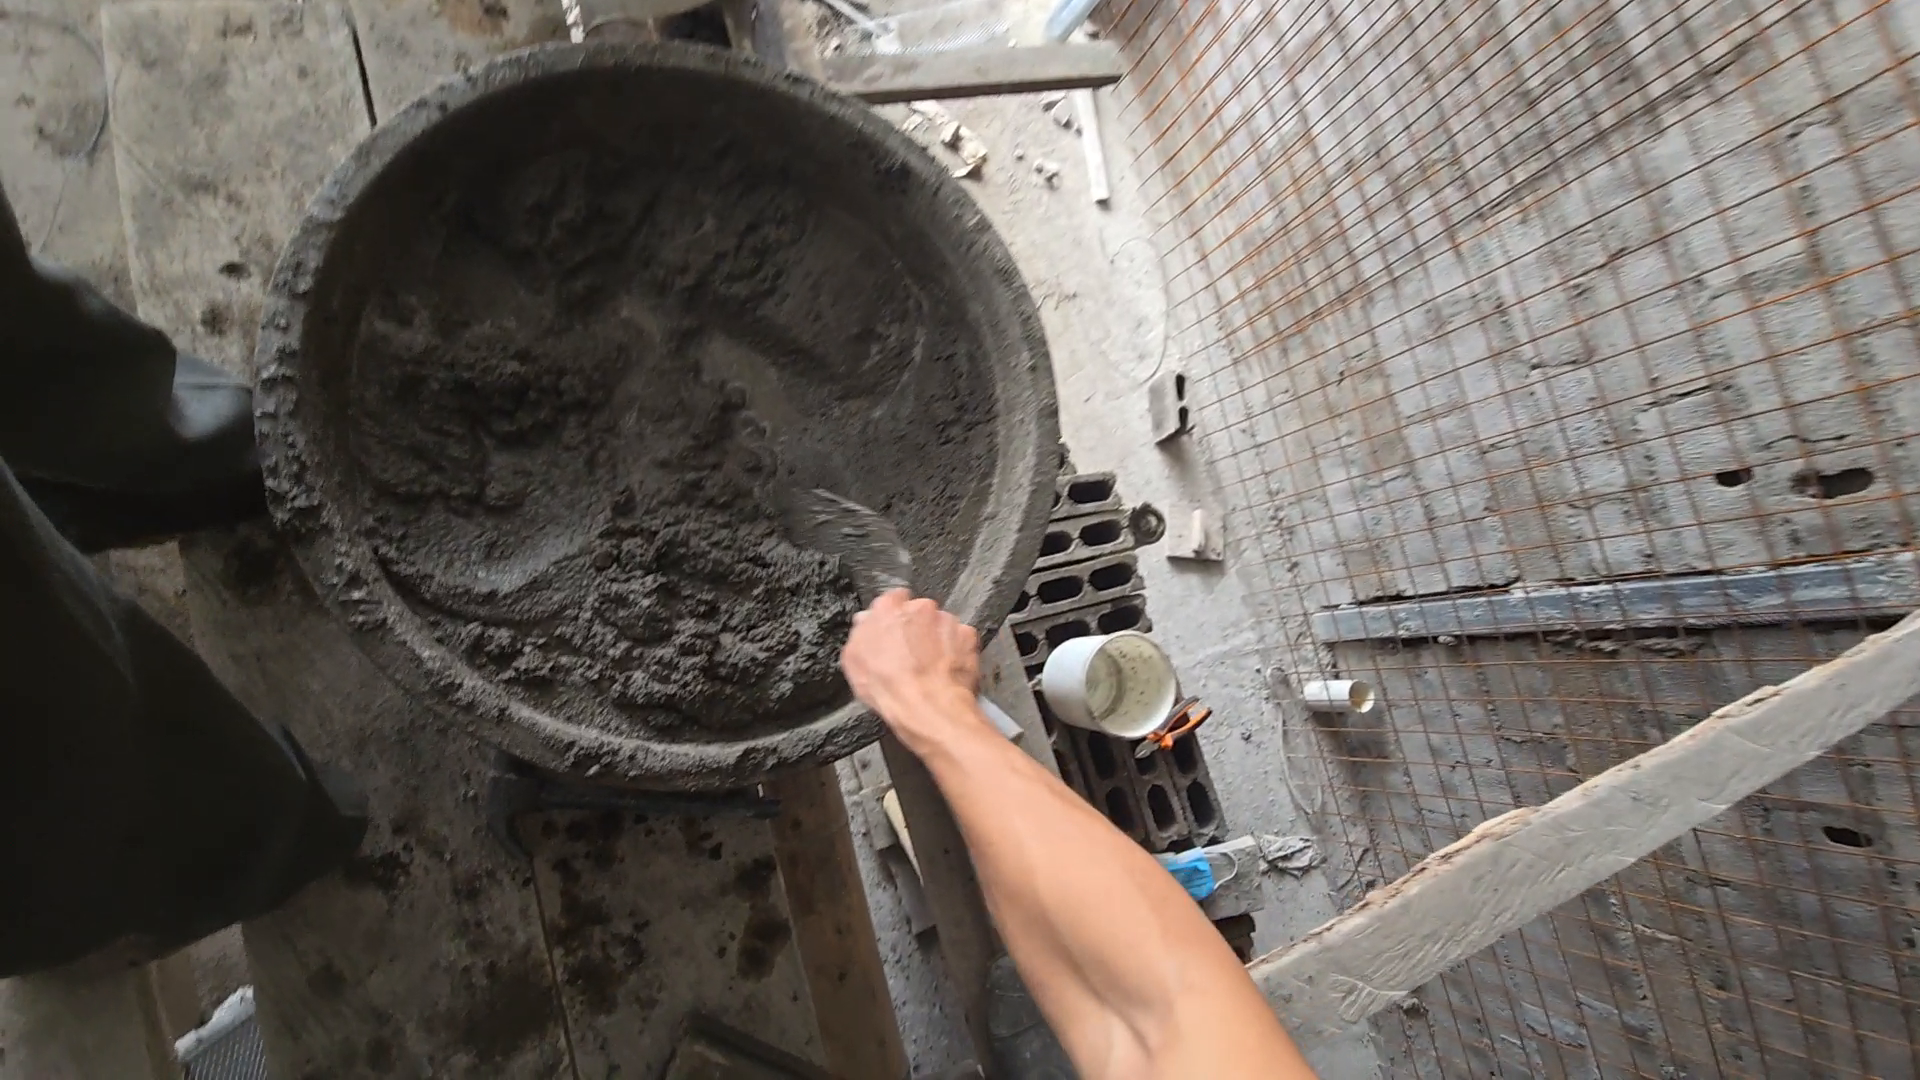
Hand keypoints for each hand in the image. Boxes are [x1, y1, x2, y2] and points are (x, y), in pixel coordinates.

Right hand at [841, 589, 981, 744]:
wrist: (926, 706)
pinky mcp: (967, 635)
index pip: (892, 599)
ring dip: (938, 639)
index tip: (895, 630)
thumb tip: (865, 622)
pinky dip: (956, 650)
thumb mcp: (854, 661)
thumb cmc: (889, 687)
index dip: (893, 616)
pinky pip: (961, 638)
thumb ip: (861, 632)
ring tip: (931, 666)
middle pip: (919, 611)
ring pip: (942, 624)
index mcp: (888, 610)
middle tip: (912, 653)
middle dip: (917, 627)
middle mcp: (919, 608)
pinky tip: (947, 669)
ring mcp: (946, 620)